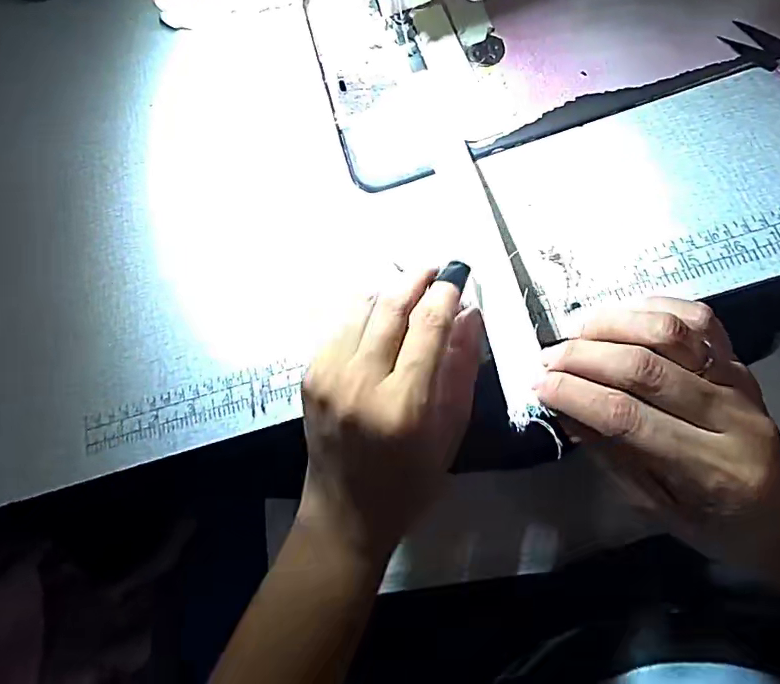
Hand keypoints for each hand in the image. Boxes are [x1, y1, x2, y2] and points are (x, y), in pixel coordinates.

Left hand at [296, 265, 484, 562]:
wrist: (344, 510)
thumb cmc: (409, 481)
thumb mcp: (449, 433)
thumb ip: (461, 369)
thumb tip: (469, 313)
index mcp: (403, 406)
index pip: (427, 327)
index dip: (445, 293)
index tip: (457, 274)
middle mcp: (360, 382)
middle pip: (390, 307)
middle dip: (416, 279)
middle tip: (435, 268)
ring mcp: (328, 374)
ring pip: (361, 307)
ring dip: (388, 291)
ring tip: (410, 288)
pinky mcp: (309, 371)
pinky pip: (340, 324)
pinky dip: (363, 311)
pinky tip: (379, 317)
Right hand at [534, 297, 779, 572]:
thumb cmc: (721, 524)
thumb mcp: (660, 509)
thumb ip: (611, 456)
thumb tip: (562, 409)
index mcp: (712, 470)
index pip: (629, 418)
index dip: (575, 395)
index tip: (539, 386)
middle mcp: (731, 418)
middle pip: (644, 368)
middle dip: (582, 358)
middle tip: (547, 360)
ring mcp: (738, 380)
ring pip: (669, 332)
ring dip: (610, 325)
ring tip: (575, 334)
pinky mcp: (738, 357)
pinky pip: (695, 315)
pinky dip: (649, 307)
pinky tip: (619, 318)